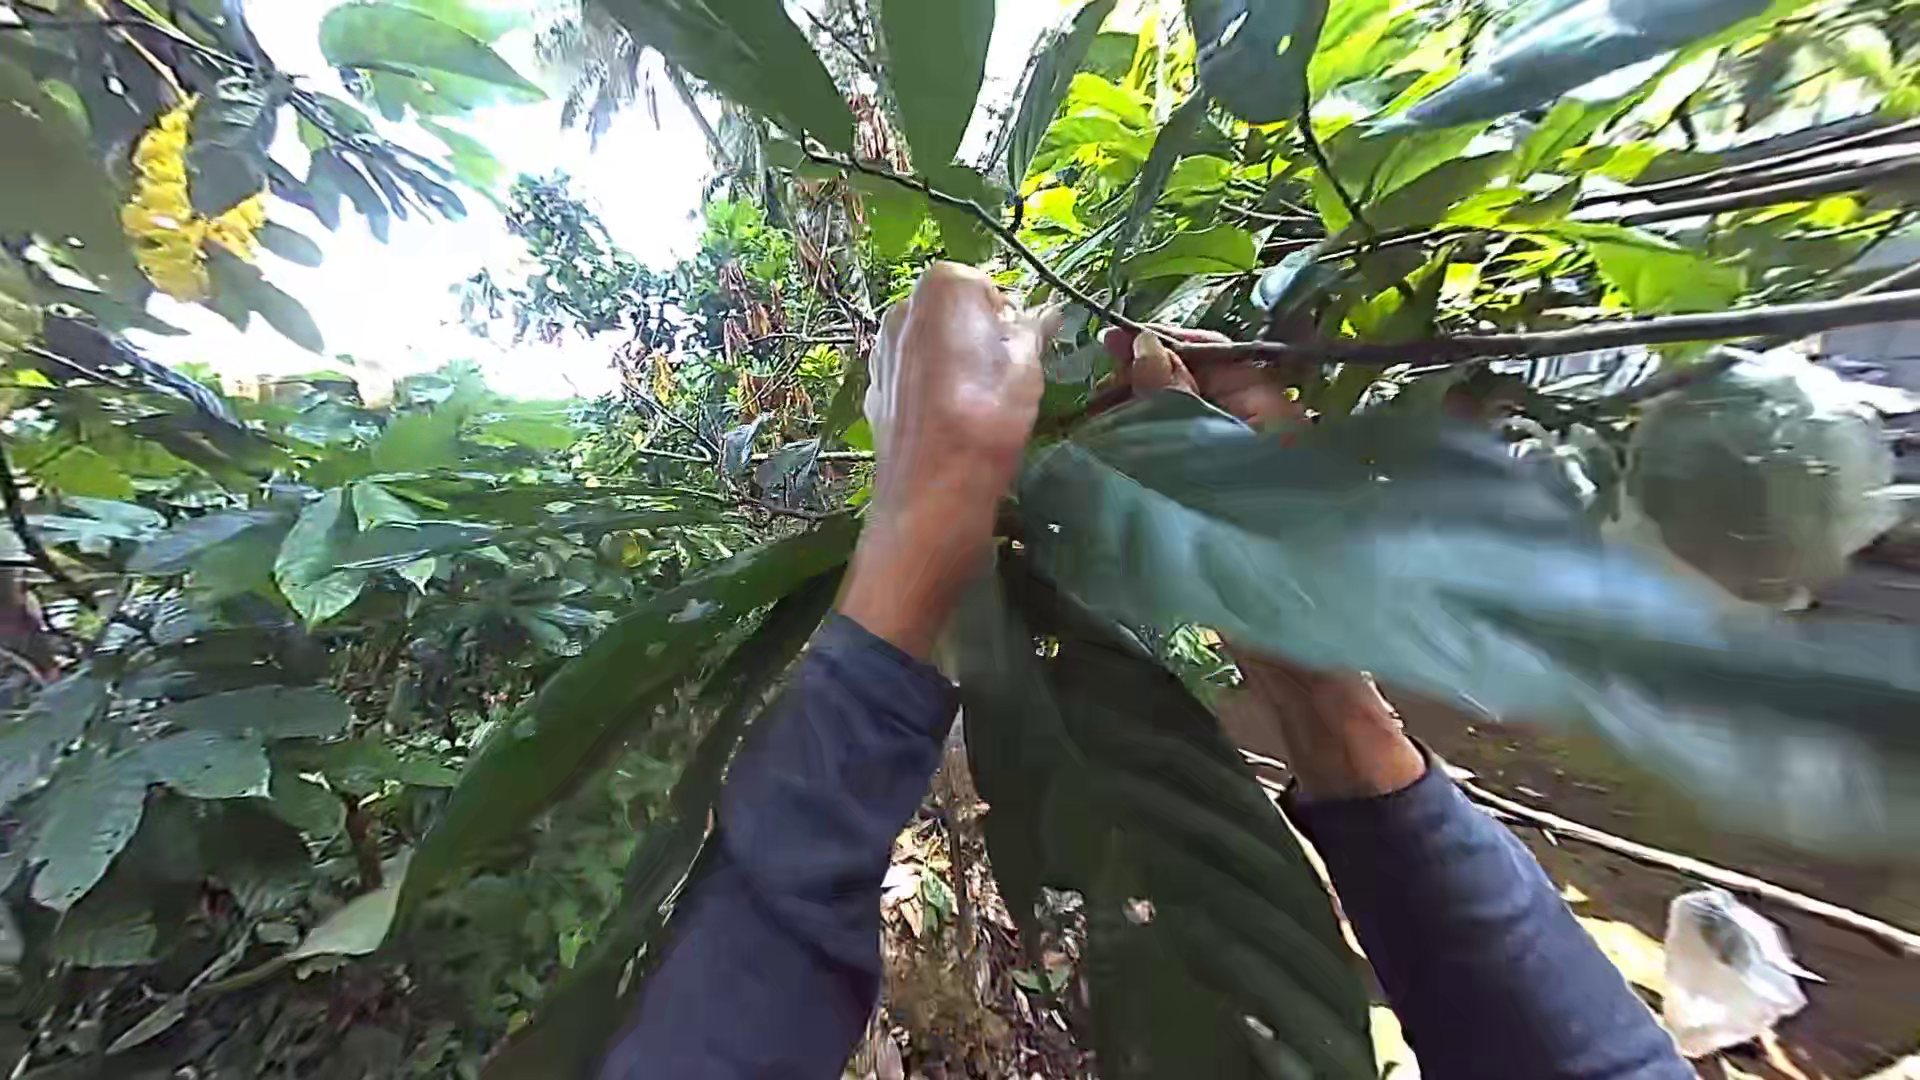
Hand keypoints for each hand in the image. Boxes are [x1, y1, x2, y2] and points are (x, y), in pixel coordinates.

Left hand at [839, 263, 1057, 656]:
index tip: (1021, 355)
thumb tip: (1043, 315)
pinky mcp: (874, 391)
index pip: (987, 287)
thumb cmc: (987, 425)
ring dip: (956, 363)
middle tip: (1002, 381)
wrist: (931, 499)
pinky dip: (932, 388)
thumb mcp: (1026, 370)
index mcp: (940, 288)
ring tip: (977, 406)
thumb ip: (1032, 332)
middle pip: (954, 313)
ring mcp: (881, 352)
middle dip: (980, 337)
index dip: (1010, 321)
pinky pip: (913, 376)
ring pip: (932, 345)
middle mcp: (901, 310)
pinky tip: (948, 422)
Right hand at [1097, 327, 1420, 795]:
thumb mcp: (1224, 476)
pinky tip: (1106, 461)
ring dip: (1136, 417)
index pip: (1223, 357)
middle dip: (1144, 379)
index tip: (1114, 341)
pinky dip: (1140, 456)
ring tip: (1089, 423)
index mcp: (1274, 421)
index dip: (1172, 342)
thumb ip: (1186, 411)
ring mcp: (1229, 476)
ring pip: (1179, 427)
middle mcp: (1254, 440)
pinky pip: (1172, 465)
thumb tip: (1149, 347)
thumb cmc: (1274, 564)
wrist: (1296, 661)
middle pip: (1196, 388)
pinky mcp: (1209, 508)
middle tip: (1092, 389)